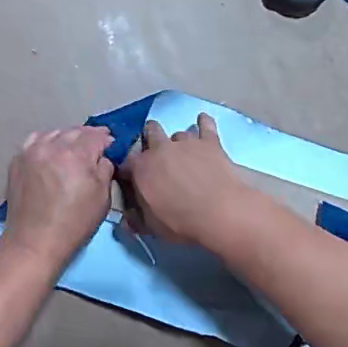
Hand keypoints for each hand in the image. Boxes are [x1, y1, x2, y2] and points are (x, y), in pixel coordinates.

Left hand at [2, 126, 115, 267]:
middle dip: (87, 137)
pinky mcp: (17, 159)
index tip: (111, 145)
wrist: (34, 240)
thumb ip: (105, 169)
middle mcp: (52, 146)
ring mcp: (31, 151)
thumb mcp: (102, 198)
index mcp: (76, 154)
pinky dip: (46, 142)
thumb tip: (102, 155)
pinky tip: (50, 152)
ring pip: (54, 133)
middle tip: (95, 147)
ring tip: (72, 150)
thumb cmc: (74, 223)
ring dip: (66, 138)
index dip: (106, 140)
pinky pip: (35, 141)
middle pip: (74, 131)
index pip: (96, 136)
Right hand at [118, 114, 260, 248]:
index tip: (133, 179)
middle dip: (151, 138)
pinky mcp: (209, 142)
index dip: (129, 170)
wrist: (221, 213)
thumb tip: (126, 220)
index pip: (127, 163)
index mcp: (140, 167)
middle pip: (150, 132)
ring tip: (184, 152)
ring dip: (178, 141)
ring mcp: (185, 142)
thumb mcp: (152, 227)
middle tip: (157, 154)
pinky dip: (203, 122)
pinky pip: (206, 125)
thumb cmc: (181, 222)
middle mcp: (159, 148)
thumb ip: (136, 219)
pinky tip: (203, 119)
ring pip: (177, 133)